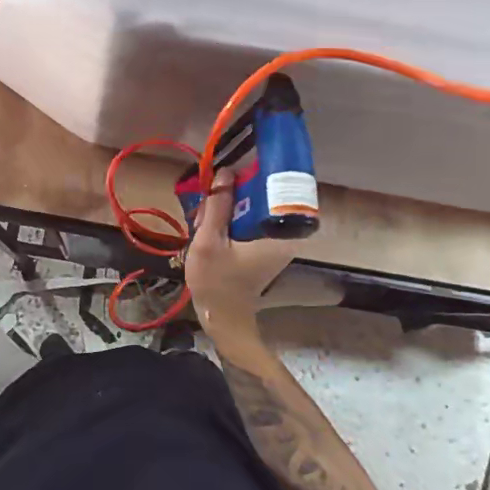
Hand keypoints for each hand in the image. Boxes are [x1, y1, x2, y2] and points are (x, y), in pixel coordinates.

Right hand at [185, 168, 301, 336]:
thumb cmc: (217, 282)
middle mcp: (286, 234)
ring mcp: (275, 241)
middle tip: (207, 209)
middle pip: (262, 197)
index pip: (280, 188)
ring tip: (203, 221)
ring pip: (252, 209)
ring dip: (227, 209)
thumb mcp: (210, 240)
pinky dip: (231, 222)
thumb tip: (226, 171)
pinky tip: (209, 230)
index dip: (255, 175)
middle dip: (232, 197)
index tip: (229, 175)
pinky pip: (249, 222)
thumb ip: (218, 205)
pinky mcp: (264, 247)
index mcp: (281, 232)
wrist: (222, 318)